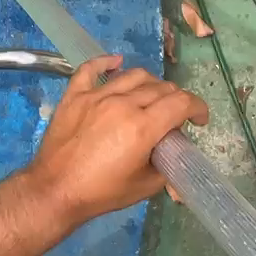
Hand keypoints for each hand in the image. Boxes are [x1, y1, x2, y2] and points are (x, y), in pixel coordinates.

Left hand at [22, 55, 209, 225]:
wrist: (55, 190)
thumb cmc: (101, 193)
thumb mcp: (146, 185)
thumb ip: (167, 164)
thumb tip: (172, 151)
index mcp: (143, 126)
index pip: (182, 102)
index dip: (198, 108)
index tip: (199, 120)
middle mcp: (122, 104)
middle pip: (160, 88)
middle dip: (176, 100)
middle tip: (174, 117)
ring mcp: (96, 96)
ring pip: (133, 76)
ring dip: (150, 84)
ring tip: (151, 97)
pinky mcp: (74, 96)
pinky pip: (91, 69)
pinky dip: (106, 62)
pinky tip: (116, 62)